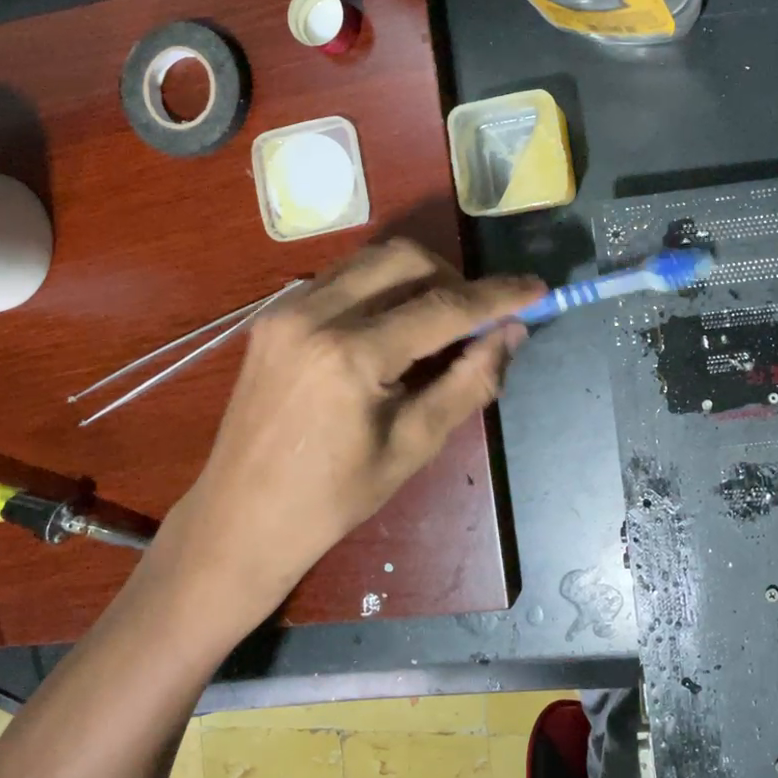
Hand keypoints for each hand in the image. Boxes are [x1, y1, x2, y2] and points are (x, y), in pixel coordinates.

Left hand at [146, 240, 543, 630]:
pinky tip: (392, 328)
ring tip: (439, 323)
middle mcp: (313, 315)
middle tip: (477, 318)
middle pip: (405, 258)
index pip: (443, 307)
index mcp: (350, 356)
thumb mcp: (415, 445)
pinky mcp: (272, 316)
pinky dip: (381, 288)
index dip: (498, 296)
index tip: (538, 289)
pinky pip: (342, 278)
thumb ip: (470, 382)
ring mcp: (285, 310)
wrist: (240, 519)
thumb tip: (513, 332)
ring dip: (418, 277)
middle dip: (454, 277)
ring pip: (371, 259)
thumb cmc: (334, 497)